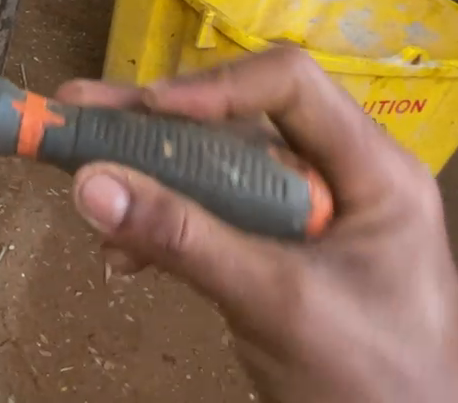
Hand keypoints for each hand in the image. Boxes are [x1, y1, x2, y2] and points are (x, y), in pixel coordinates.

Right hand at [60, 48, 457, 402]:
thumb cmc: (380, 381)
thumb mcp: (280, 303)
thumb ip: (184, 240)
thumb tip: (84, 182)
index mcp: (370, 169)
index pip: (290, 85)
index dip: (218, 85)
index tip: (151, 110)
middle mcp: (330, 173)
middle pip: (232, 119)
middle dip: (152, 120)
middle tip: (80, 108)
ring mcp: (297, 211)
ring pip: (208, 163)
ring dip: (144, 171)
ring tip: (77, 166)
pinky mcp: (268, 246)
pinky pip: (203, 212)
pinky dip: (158, 225)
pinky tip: (120, 253)